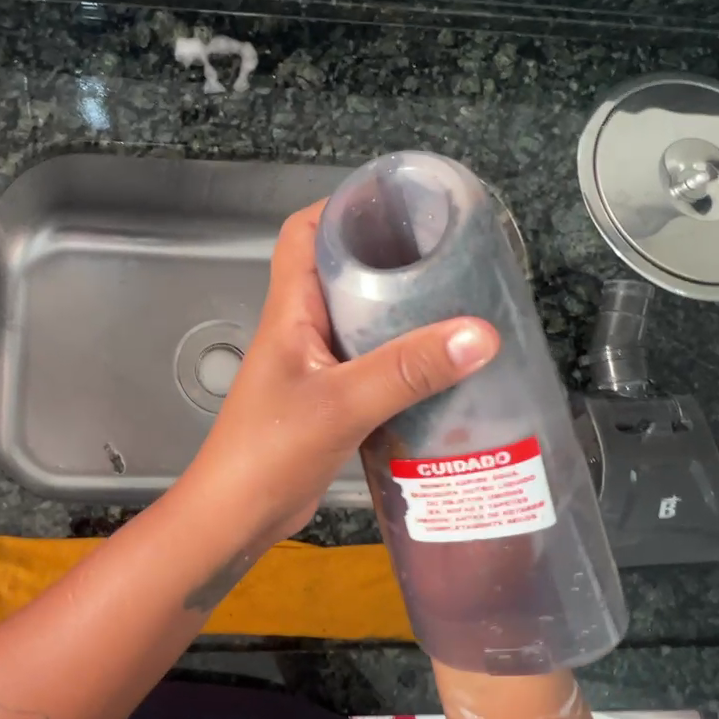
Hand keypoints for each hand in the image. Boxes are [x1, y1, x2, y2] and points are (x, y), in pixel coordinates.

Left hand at [179, 200, 499, 550]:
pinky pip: (370, 363)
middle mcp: (300, 328)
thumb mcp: (341, 404)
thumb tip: (481, 333)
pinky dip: (403, 359)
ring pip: (360, 320)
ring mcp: (314, 365)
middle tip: (451, 254)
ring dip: (401, 312)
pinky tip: (443, 367)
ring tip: (460, 304)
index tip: (399, 203)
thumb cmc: (269, 452)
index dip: (343, 207)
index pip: (304, 233)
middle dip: (390, 257)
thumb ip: (407, 370)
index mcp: (289, 310)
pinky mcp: (329, 400)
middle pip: (341, 272)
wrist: (237, 516)